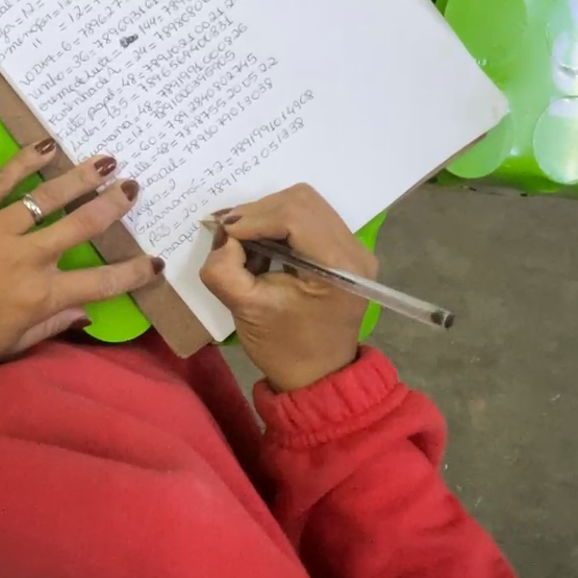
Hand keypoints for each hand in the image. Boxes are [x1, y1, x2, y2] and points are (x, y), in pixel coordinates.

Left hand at [0, 140, 162, 371]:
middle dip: (112, 206)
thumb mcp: (11, 345)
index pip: (101, 284)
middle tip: (133, 188)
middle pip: (82, 227)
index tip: (157, 261)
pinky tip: (48, 143)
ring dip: (81, 178)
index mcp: (42, 296)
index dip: (134, 272)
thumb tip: (86, 312)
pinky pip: (3, 180)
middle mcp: (30, 258)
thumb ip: (51, 327)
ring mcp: (0, 229)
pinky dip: (26, 160)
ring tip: (106, 160)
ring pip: (49, 198)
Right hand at [200, 184, 372, 391]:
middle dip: (258, 212)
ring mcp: (354, 247)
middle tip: (228, 234)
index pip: (294, 216)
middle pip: (300, 200)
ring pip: (304, 203)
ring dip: (266, 214)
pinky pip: (309, 216)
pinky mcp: (344, 249)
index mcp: (338, 267)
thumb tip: (223, 235)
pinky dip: (278, 221)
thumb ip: (224, 267)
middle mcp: (354, 250)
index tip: (223, 233)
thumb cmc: (283, 348)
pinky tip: (261, 244)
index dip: (253, 217)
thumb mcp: (244, 308)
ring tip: (243, 240)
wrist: (318, 377)